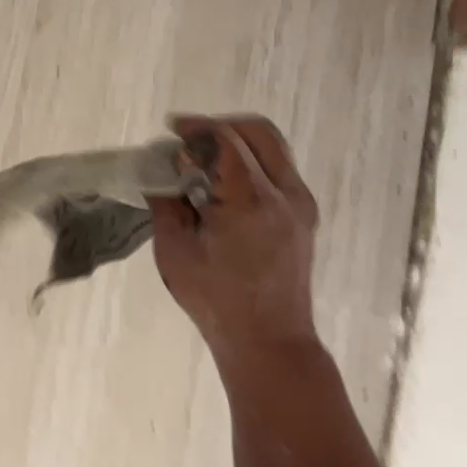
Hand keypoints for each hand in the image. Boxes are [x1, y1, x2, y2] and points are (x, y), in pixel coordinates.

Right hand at [147, 115, 319, 357]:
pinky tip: (220, 183)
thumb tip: (163, 171)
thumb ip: (167, 201)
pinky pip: (276, 168)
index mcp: (249, 203)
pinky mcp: (302, 216)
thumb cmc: (214, 296)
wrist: (268, 339)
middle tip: (188, 141)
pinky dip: (247, 161)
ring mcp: (300, 206)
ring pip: (272, 148)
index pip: (225, 141)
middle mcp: (284, 197)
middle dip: (219, 126)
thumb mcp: (174, 247)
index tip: (170, 131)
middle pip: (258, 133)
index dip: (195, 128)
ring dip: (235, 142)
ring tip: (203, 159)